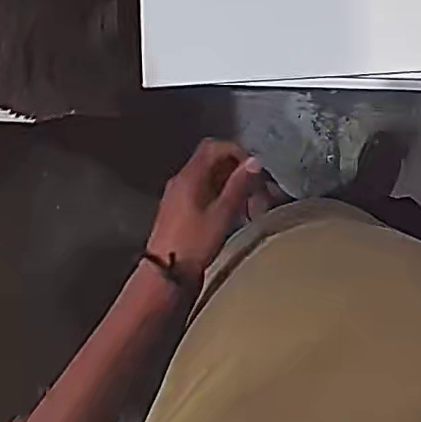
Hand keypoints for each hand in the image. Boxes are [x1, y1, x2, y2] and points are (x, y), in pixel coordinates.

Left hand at [146, 139, 262, 278]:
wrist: (164, 274)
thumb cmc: (194, 243)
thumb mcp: (222, 214)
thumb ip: (238, 185)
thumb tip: (254, 161)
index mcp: (190, 176)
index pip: (213, 147)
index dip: (236, 151)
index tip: (253, 168)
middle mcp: (181, 179)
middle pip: (211, 160)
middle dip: (235, 169)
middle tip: (255, 186)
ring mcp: (177, 194)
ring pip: (207, 177)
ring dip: (229, 184)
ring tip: (248, 202)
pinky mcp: (177, 209)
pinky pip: (201, 190)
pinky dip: (219, 194)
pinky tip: (231, 213)